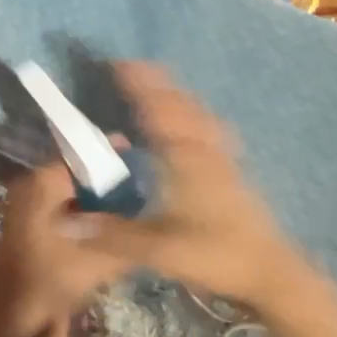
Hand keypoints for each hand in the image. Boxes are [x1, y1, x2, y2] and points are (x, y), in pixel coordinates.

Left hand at [0, 164, 135, 336]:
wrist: (6, 317)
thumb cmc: (48, 282)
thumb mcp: (96, 262)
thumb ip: (127, 240)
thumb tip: (156, 225)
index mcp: (43, 182)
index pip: (86, 156)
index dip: (115, 157)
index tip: (141, 159)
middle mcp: (32, 184)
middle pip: (79, 172)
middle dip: (110, 179)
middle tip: (144, 185)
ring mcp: (27, 204)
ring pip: (71, 190)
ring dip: (99, 197)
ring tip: (134, 204)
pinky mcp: (29, 224)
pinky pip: (63, 206)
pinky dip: (85, 211)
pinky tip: (110, 225)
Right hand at [84, 63, 309, 307]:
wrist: (269, 272)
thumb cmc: (214, 255)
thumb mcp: (158, 248)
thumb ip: (112, 235)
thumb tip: (67, 223)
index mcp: (184, 159)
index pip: (157, 111)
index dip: (138, 86)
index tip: (117, 64)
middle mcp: (204, 150)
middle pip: (179, 104)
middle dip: (155, 83)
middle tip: (131, 67)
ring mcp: (223, 159)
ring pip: (198, 114)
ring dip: (177, 95)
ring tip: (160, 86)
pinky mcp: (233, 172)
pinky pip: (211, 129)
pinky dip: (197, 115)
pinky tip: (197, 123)